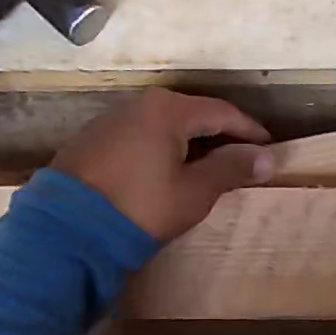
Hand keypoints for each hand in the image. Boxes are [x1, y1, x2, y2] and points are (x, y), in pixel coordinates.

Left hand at [51, 88, 274, 240]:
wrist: (67, 230)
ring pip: (165, 124)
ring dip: (191, 141)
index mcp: (168, 110)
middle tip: (242, 155)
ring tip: (208, 164)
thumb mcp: (194, 192)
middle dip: (220, 134)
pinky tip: (168, 168)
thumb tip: (267, 158)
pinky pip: (141, 135)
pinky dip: (163, 147)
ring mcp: (111, 119)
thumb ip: (231, 169)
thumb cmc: (142, 207)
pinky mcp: (92, 139)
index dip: (249, 130)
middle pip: (193, 113)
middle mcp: (139, 104)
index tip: (268, 146)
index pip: (222, 112)